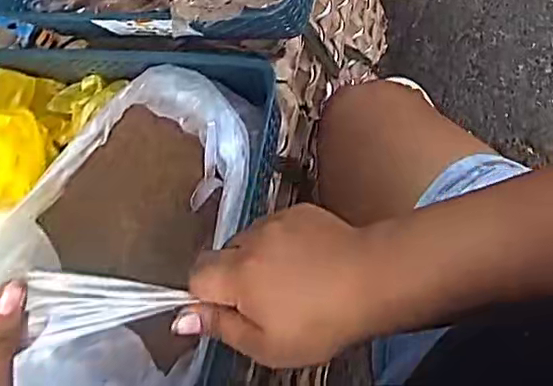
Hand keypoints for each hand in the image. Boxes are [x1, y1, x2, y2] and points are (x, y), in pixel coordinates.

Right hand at [178, 205, 379, 367]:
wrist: (369, 276)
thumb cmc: (319, 319)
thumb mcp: (264, 343)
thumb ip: (220, 326)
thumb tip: (184, 318)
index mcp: (240, 271)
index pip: (196, 272)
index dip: (201, 294)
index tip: (218, 310)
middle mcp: (257, 236)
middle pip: (224, 252)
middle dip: (231, 276)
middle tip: (258, 303)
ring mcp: (282, 218)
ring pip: (251, 238)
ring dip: (257, 257)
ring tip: (286, 283)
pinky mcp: (303, 209)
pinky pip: (278, 225)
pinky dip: (281, 242)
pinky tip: (303, 263)